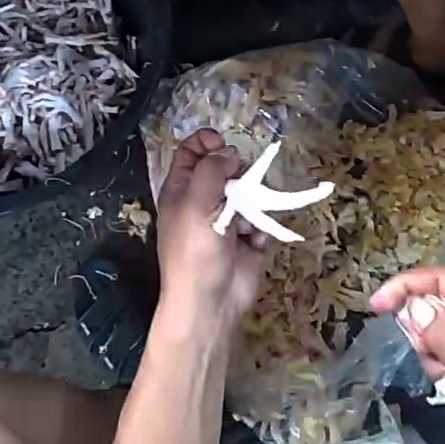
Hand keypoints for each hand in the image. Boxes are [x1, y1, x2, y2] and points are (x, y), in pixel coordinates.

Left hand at [155, 129, 266, 336]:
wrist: (211, 302)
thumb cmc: (195, 252)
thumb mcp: (196, 204)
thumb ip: (212, 170)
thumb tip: (230, 153)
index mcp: (182, 190)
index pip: (191, 152)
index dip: (206, 141)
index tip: (224, 142)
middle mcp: (204, 201)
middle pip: (227, 169)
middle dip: (239, 175)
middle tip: (238, 188)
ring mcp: (227, 219)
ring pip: (250, 192)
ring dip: (253, 203)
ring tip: (246, 223)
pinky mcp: (248, 237)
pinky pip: (262, 218)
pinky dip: (261, 227)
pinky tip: (253, 241)